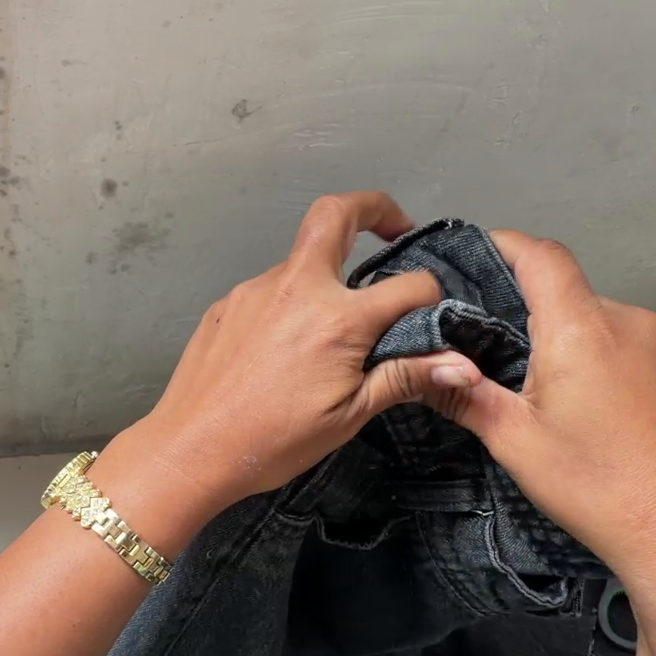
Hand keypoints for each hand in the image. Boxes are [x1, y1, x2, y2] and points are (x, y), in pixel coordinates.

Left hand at [100, 192, 475, 527]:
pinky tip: (283, 346)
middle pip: (335, 214)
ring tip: (329, 328)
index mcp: (337, 318)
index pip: (410, 284)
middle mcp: (295, 289)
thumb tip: (464, 363)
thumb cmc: (273, 440)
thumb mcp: (348, 415)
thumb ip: (405, 377)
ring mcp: (253, 291)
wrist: (191, 448)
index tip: (430, 315)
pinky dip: (289, 302)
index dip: (432, 297)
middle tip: (394, 228)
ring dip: (325, 277)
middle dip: (373, 207)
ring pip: (300, 262)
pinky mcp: (225, 304)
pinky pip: (269, 288)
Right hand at [407, 230, 655, 589]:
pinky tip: (558, 386)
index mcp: (582, 328)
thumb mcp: (511, 438)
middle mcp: (625, 320)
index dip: (502, 243)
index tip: (463, 253)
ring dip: (547, 326)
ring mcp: (655, 342)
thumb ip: (461, 393)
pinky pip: (610, 334)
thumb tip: (418, 369)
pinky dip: (576, 344)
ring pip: (585, 312)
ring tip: (510, 367)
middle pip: (561, 286)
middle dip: (514, 299)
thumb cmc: (591, 481)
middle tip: (469, 330)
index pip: (541, 256)